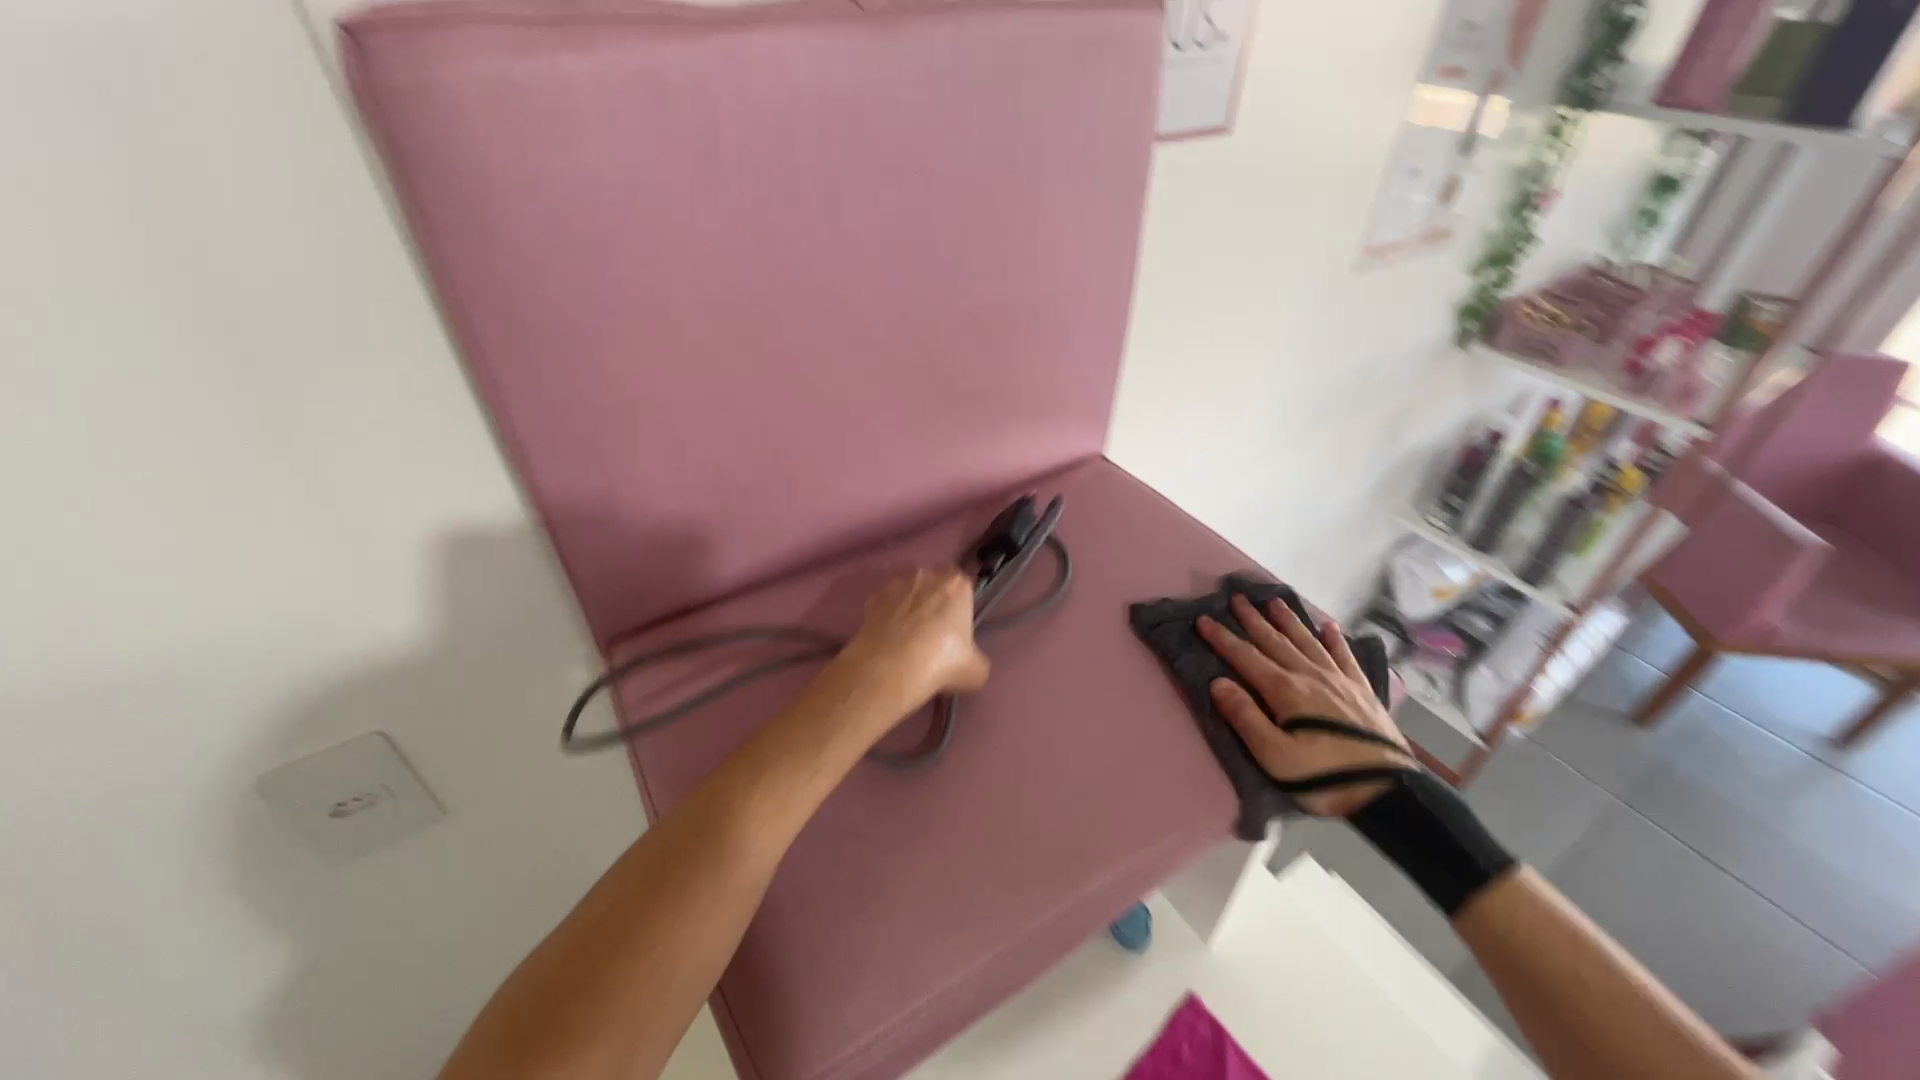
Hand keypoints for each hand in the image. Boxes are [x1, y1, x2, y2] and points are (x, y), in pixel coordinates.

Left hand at [843, 567, 990, 709]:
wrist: (890, 668)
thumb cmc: (941, 663)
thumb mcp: (975, 670)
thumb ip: (976, 658)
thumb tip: (969, 661)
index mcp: (957, 585)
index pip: (963, 585)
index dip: (959, 604)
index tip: (956, 624)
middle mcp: (926, 575)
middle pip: (934, 583)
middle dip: (934, 600)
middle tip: (932, 632)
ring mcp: (895, 584)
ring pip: (907, 590)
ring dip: (909, 605)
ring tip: (906, 636)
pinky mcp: (871, 597)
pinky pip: (885, 603)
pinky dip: (886, 615)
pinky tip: (888, 638)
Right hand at [1198, 595, 1413, 817]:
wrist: (1387, 792)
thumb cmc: (1323, 777)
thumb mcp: (1274, 756)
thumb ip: (1245, 717)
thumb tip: (1218, 682)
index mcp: (1285, 691)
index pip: (1246, 658)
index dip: (1223, 638)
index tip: (1203, 619)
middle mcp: (1311, 676)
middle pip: (1276, 641)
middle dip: (1253, 620)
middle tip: (1237, 598)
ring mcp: (1340, 681)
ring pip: (1308, 642)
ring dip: (1288, 620)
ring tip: (1274, 601)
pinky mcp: (1362, 691)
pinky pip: (1345, 656)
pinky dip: (1335, 640)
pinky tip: (1330, 627)